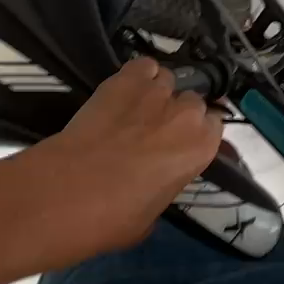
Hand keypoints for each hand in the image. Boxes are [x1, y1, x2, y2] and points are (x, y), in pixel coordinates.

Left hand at [18, 58, 223, 265]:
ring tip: (135, 110)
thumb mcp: (152, 215)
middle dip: (177, 114)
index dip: (196, 134)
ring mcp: (156, 91)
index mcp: (200, 148)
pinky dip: (138, 76)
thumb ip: (165, 187)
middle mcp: (186, 113)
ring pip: (167, 80)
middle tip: (154, 132)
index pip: (214, 126)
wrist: (69, 191)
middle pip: (192, 101)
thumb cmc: (113, 217)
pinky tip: (125, 90)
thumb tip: (153, 181)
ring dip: (156, 94)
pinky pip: (144, 66)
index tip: (180, 145)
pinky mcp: (126, 77)